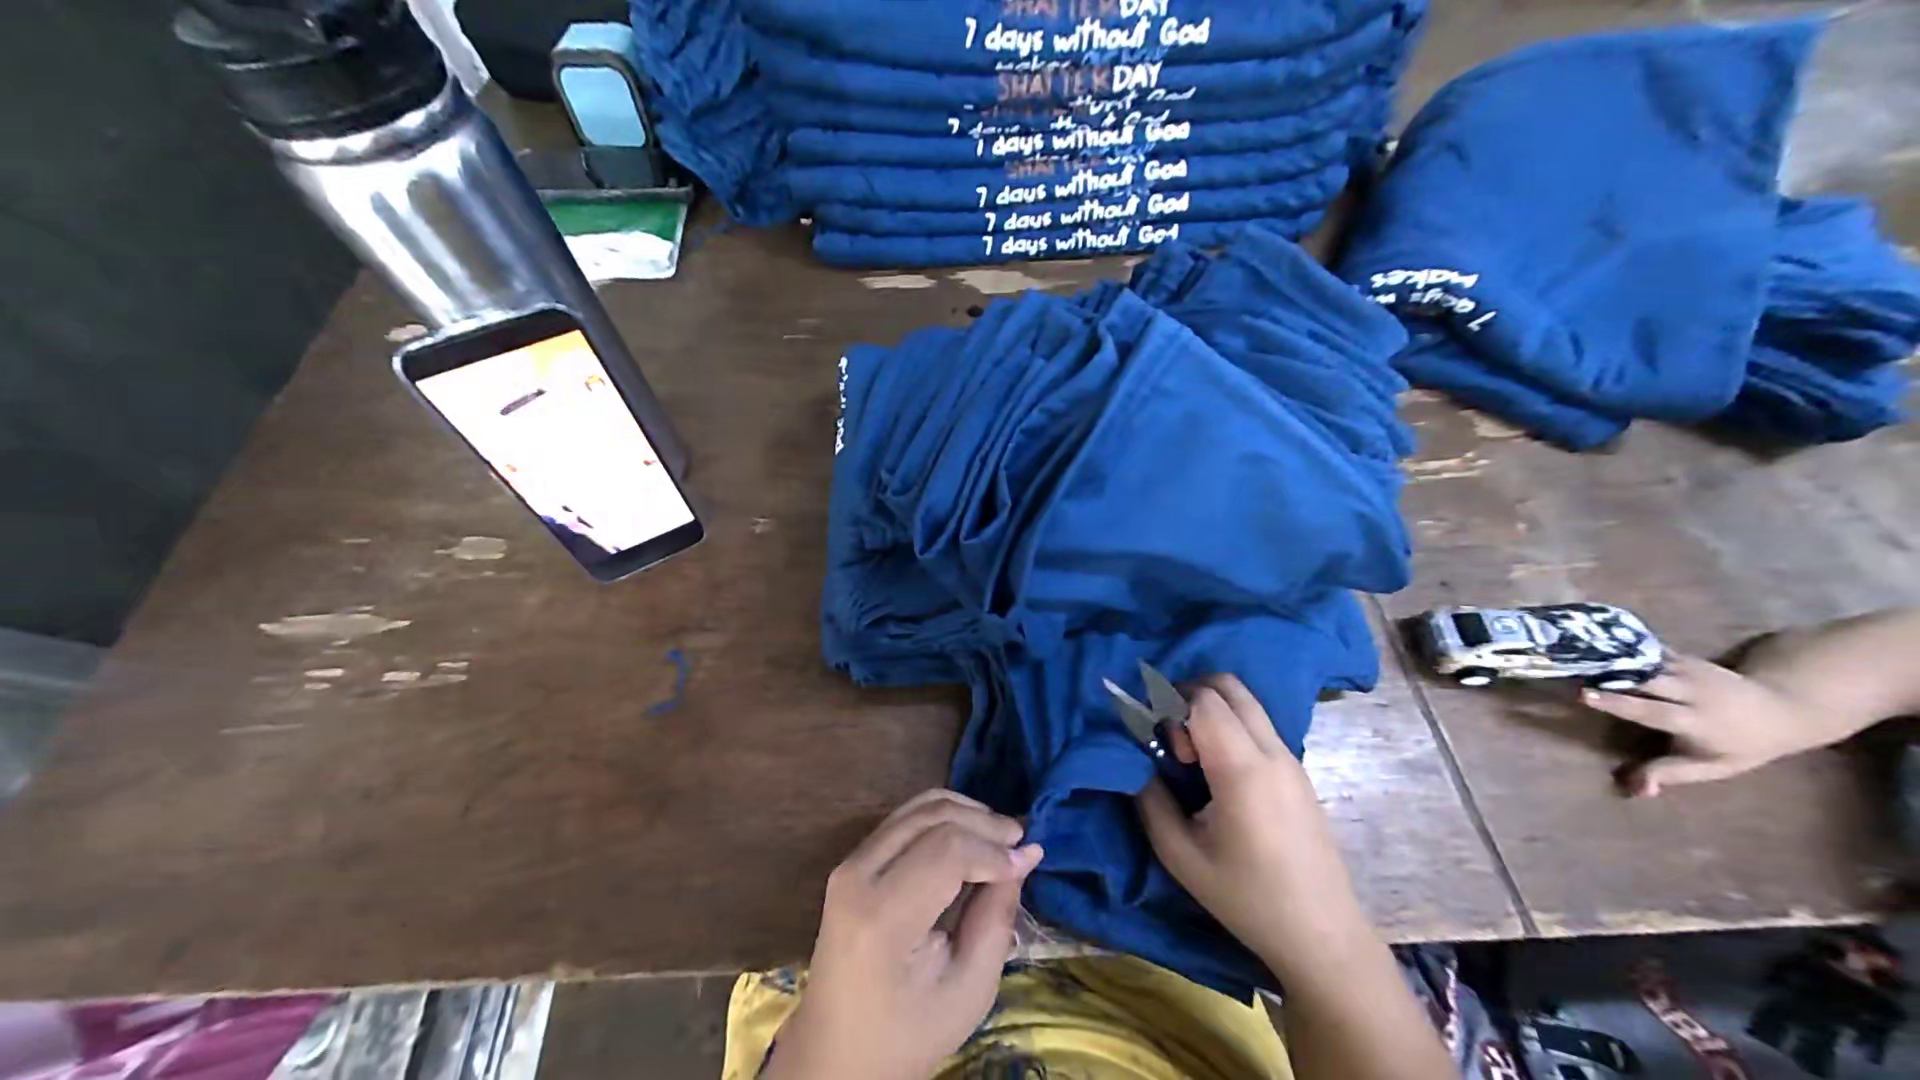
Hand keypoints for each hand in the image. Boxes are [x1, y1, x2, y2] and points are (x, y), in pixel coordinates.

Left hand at [764, 789, 1043, 1079]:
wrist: (837, 1049)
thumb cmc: (908, 1031)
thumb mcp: (969, 989)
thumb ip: (996, 916)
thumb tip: (1026, 854)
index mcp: (881, 916)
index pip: (946, 849)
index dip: (993, 848)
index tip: (1028, 860)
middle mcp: (857, 875)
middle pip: (932, 816)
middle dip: (984, 823)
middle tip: (1020, 842)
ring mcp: (849, 862)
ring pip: (918, 807)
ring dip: (965, 813)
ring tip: (1000, 838)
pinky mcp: (852, 860)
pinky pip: (904, 817)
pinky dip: (943, 817)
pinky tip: (970, 836)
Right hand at [1135, 674, 1372, 980]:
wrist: (1322, 935)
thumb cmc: (1246, 898)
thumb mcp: (1179, 855)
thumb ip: (1150, 799)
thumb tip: (1137, 761)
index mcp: (1243, 770)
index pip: (1203, 700)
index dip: (1170, 706)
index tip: (1159, 743)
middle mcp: (1272, 752)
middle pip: (1228, 686)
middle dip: (1188, 694)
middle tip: (1170, 735)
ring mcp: (1291, 759)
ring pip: (1246, 701)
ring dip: (1211, 708)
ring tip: (1193, 753)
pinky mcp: (1298, 771)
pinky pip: (1259, 723)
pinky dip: (1230, 723)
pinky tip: (1217, 767)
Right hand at [1582, 652, 1861, 795]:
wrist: (1785, 710)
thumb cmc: (1741, 744)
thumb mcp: (1714, 766)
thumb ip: (1671, 773)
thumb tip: (1636, 790)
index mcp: (1697, 721)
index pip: (1651, 712)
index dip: (1616, 704)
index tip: (1584, 696)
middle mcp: (1693, 693)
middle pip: (1645, 681)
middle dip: (1609, 676)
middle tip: (1572, 672)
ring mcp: (1691, 671)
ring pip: (1646, 663)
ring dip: (1613, 661)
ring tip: (1580, 659)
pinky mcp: (1687, 658)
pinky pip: (1651, 651)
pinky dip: (1626, 650)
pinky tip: (1602, 646)